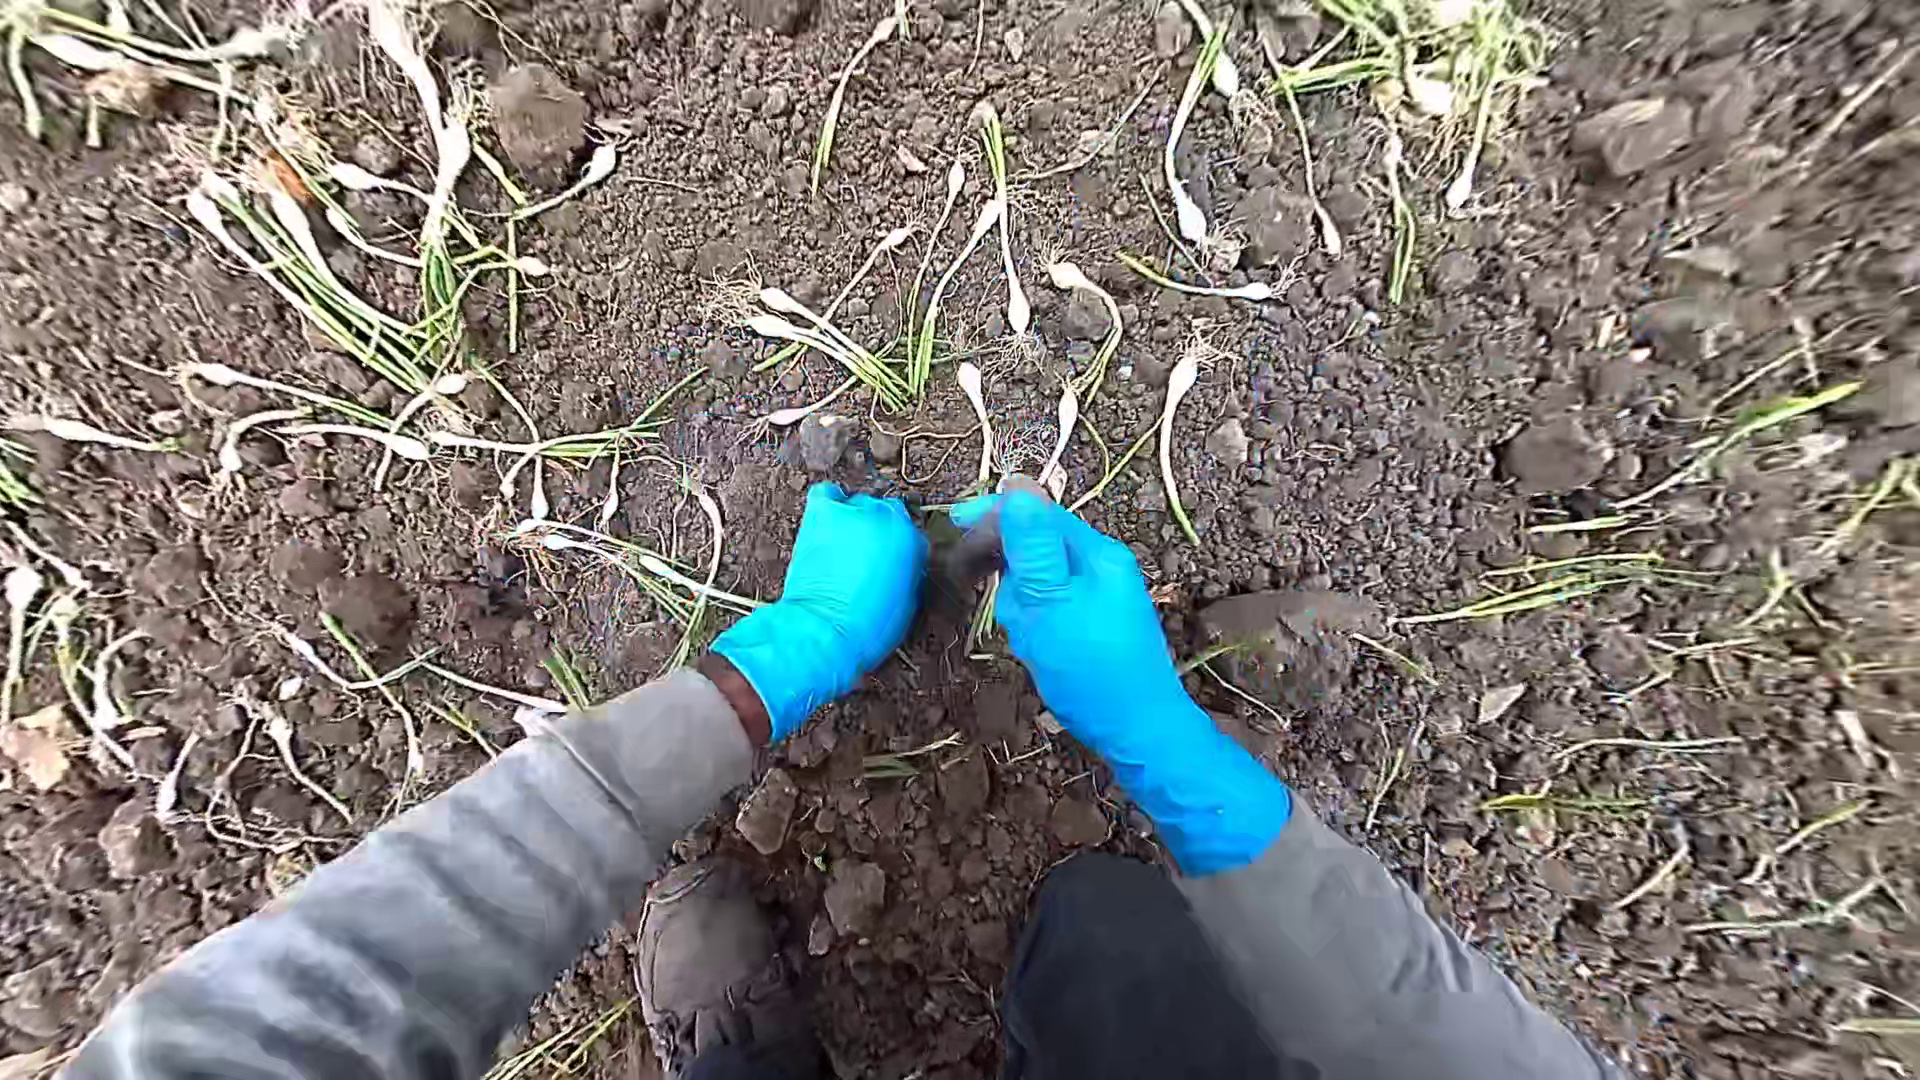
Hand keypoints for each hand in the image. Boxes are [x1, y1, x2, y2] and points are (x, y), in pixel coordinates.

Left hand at [713, 484, 925, 740]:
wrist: (824, 633)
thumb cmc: (866, 628)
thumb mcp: (908, 605)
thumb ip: (911, 574)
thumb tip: (906, 566)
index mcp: (912, 542)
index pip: (913, 530)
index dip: (901, 546)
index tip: (892, 557)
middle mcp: (888, 520)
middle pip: (889, 511)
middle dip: (881, 530)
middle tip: (868, 552)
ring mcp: (855, 513)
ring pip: (860, 503)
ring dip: (856, 519)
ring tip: (846, 542)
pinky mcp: (823, 512)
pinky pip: (827, 494)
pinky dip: (829, 504)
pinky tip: (828, 521)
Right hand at [952, 493, 1289, 873]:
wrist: (1136, 730)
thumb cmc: (1090, 668)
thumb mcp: (1051, 603)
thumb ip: (1033, 545)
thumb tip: (1018, 483)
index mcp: (1095, 552)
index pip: (1036, 513)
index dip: (993, 516)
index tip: (954, 525)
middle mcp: (1098, 564)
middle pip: (1035, 544)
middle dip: (1008, 572)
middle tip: (999, 605)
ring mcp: (1096, 592)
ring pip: (1036, 578)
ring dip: (1019, 602)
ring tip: (1027, 635)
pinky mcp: (1089, 618)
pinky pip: (1047, 603)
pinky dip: (1032, 618)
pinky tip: (1036, 643)